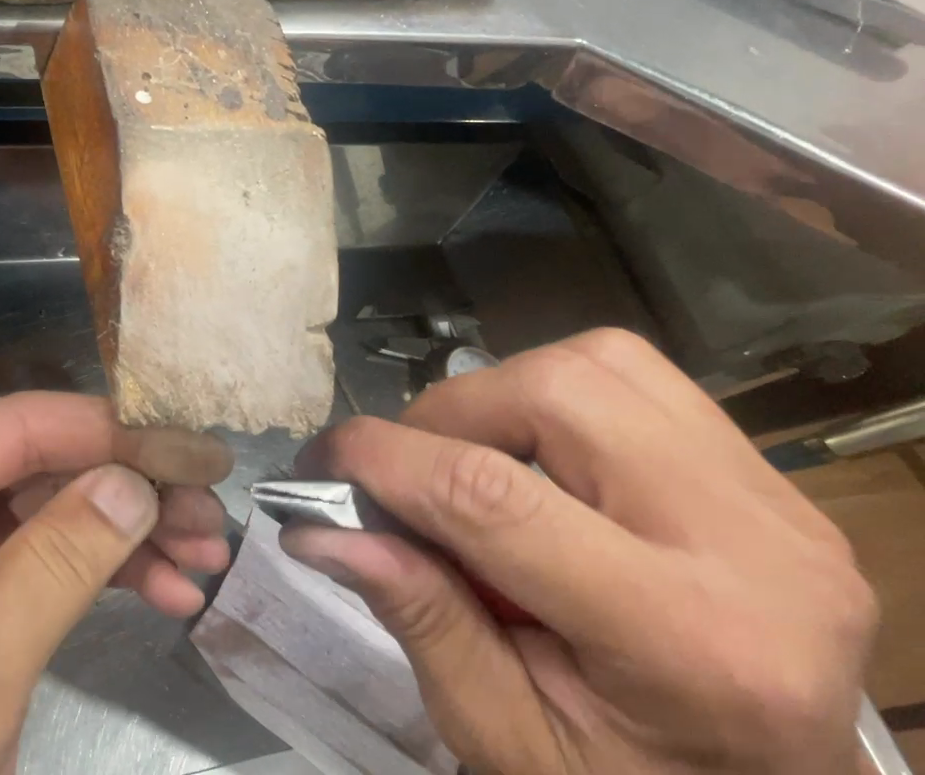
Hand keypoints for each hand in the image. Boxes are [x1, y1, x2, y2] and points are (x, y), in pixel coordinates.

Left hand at [0, 392, 232, 774]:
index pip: (17, 428)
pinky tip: (161, 592)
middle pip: (34, 466)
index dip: (116, 434)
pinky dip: (94, 574)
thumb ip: (54, 562)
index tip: (203, 454)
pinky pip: (27, 560)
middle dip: (127, 493)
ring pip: (40, 511)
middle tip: (214, 520)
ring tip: (204, 561)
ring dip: (123, 536)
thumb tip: (135, 481)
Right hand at [280, 328, 877, 774]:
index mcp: (688, 641)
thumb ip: (418, 617)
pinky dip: (555, 398)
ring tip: (469, 462)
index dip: (382, 460)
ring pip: (598, 364)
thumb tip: (318, 527)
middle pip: (558, 394)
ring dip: (500, 397)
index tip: (317, 466)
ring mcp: (779, 504)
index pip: (494, 496)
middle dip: (445, 416)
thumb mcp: (501, 732)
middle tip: (405, 475)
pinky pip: (638, 381)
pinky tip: (536, 460)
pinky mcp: (772, 481)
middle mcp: (755, 550)